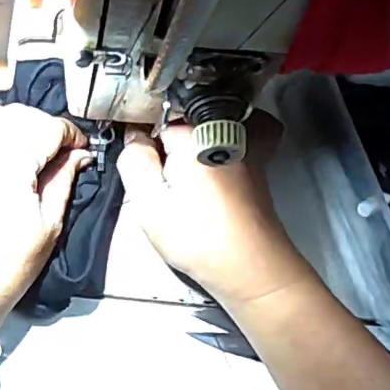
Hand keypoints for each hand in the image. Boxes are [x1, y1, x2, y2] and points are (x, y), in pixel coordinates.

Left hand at [0, 101, 93, 330]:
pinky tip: (0, 138)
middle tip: (64, 154)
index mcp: (9, 163)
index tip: (83, 150)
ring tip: (33, 147)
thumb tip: (79, 155)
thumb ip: (64, 179)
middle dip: (48, 128)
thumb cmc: (2, 268)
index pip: (49, 126)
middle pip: (23, 115)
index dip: (72, 135)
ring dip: (19, 122)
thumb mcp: (49, 225)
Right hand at [116, 114, 315, 308]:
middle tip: (167, 186)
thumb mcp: (149, 204)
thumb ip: (134, 162)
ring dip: (194, 158)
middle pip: (182, 126)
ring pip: (205, 137)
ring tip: (189, 193)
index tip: (144, 168)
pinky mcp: (256, 165)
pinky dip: (215, 165)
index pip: (155, 122)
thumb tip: (134, 138)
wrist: (252, 267)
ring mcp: (245, 147)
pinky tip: (210, 192)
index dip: (144, 145)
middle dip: (170, 150)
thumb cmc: (203, 240)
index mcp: (194, 134)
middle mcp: (224, 131)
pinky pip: (226, 150)